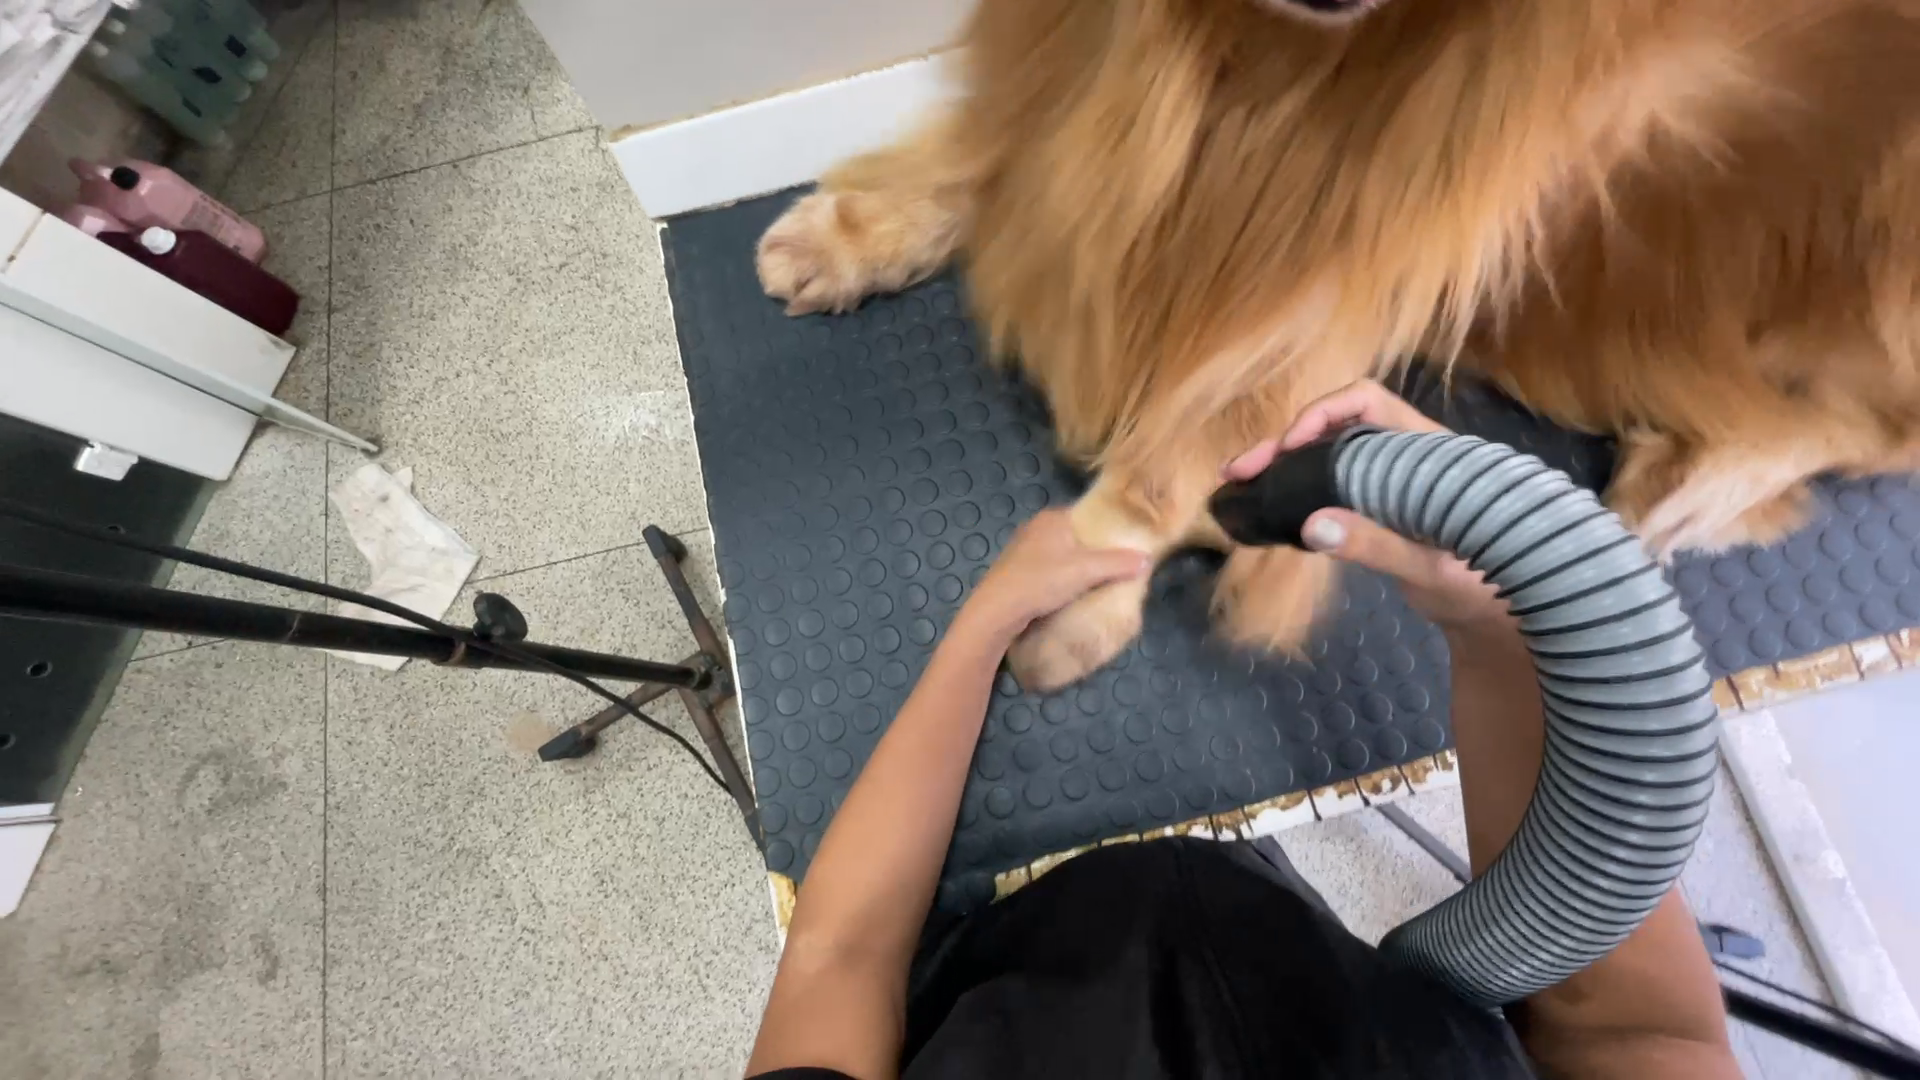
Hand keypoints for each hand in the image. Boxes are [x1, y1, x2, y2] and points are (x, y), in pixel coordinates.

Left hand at [960, 510, 1151, 640]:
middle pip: (1075, 536)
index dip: (1108, 530)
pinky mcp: (1016, 570)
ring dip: (1076, 567)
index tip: (1126, 546)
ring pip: (1060, 554)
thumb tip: (1146, 559)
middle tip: (1117, 568)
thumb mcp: (1085, 571)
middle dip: (1094, 551)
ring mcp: (1023, 549)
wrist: (996, 610)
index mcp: (1052, 518)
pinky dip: (1060, 578)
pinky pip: (1047, 569)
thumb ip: (1118, 563)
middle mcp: (1035, 527)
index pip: (1088, 516)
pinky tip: (1070, 592)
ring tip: (1097, 582)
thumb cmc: (1041, 581)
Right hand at [1224, 380, 1510, 632]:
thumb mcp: (1431, 570)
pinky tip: (1265, 500)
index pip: (1366, 403)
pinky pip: (1325, 483)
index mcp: (1425, 453)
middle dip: (1280, 444)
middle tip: (1237, 470)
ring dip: (1279, 465)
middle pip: (1331, 428)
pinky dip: (1291, 487)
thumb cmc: (1483, 588)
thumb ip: (1377, 546)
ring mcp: (1384, 483)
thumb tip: (1313, 525)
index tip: (1289, 447)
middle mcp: (1400, 457)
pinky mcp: (1372, 508)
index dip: (1321, 415)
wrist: (1500, 617)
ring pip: (1322, 456)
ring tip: (1238, 481)